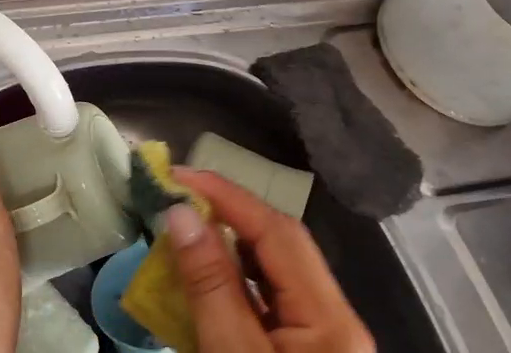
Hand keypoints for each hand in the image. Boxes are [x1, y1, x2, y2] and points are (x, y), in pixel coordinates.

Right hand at [165, 168, 373, 352]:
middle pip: (280, 248)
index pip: (278, 232)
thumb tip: (181, 212)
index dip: (227, 196)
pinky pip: (267, 305)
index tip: (176, 176)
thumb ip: (210, 285)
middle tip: (175, 198)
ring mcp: (321, 344)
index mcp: (331, 320)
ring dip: (227, 247)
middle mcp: (335, 323)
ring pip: (273, 275)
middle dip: (227, 215)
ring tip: (181, 230)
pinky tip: (202, 280)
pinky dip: (232, 284)